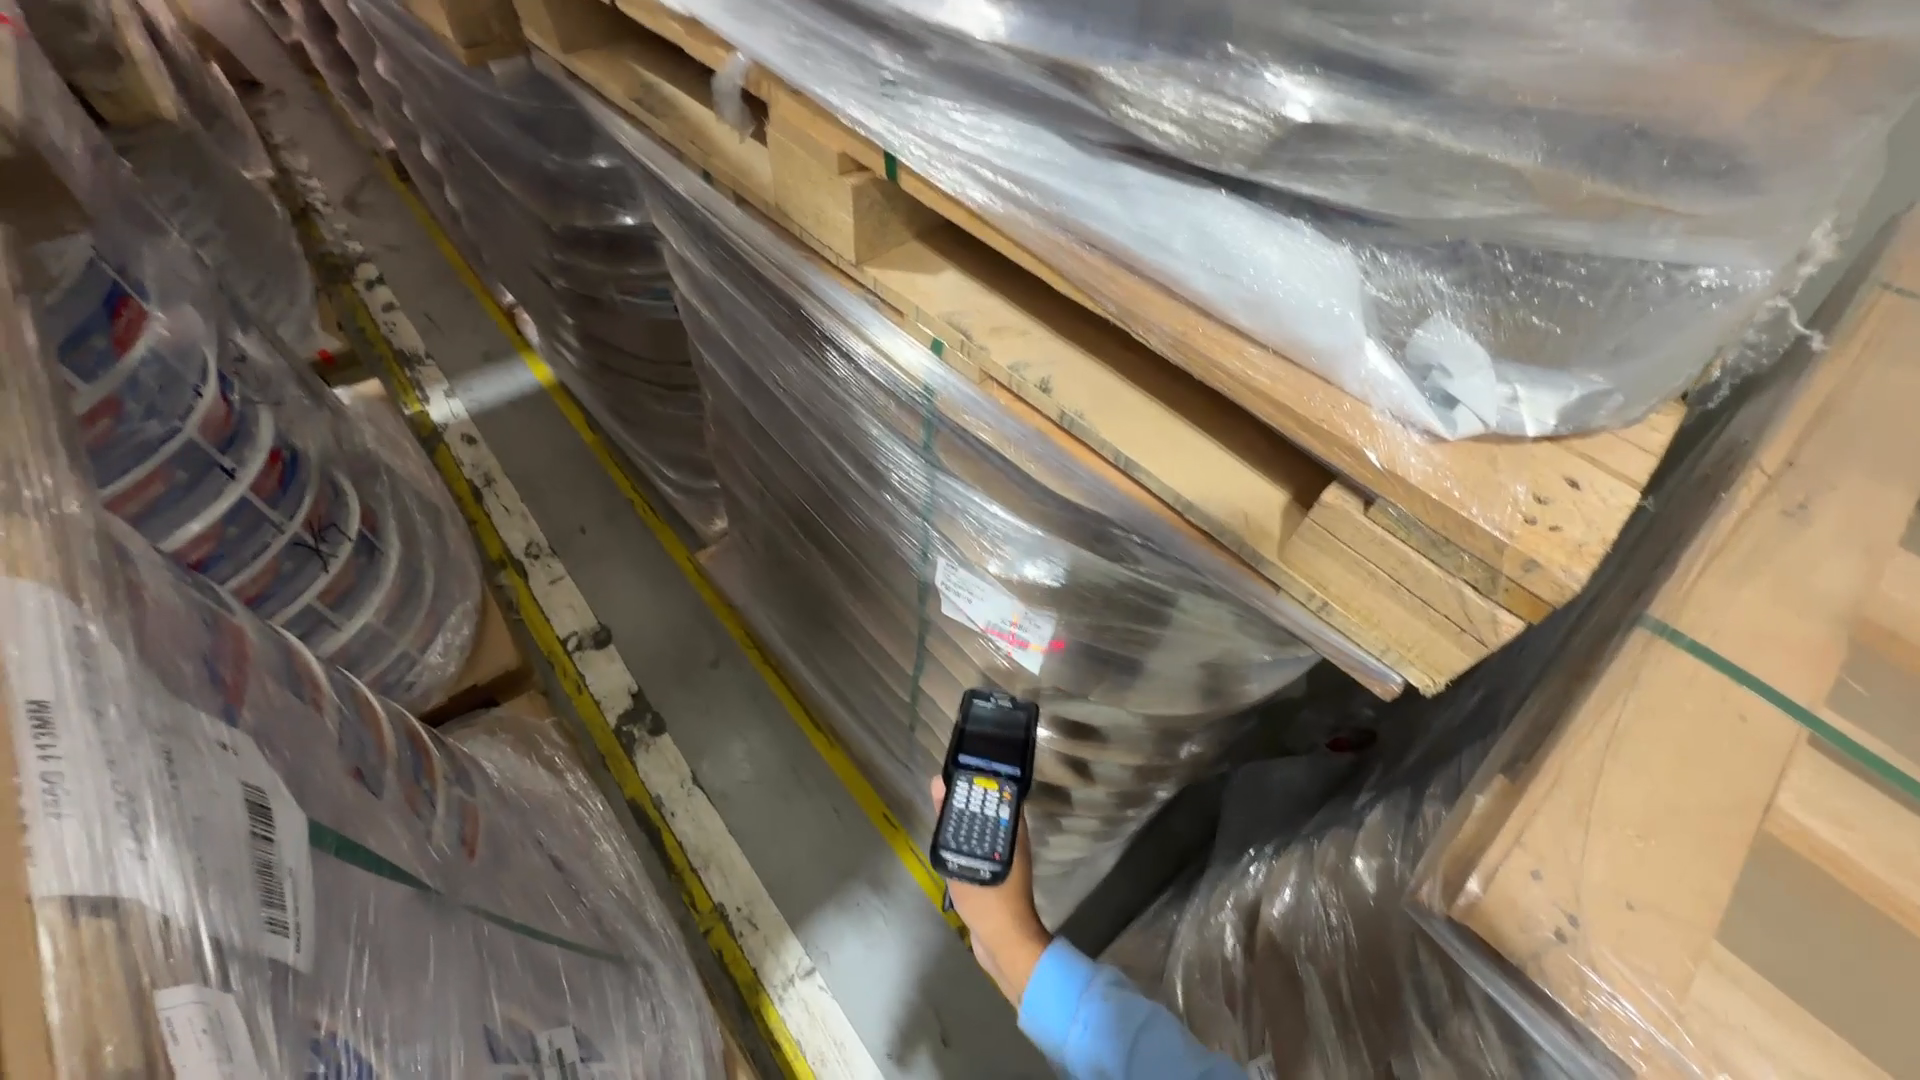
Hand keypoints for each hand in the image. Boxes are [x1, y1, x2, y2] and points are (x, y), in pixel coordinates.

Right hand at [931, 775, 1051, 1006]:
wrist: (1004, 944)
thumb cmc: (990, 899)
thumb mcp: (963, 857)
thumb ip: (950, 819)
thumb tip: (938, 782)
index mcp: (1013, 829)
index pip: (1000, 790)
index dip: (980, 777)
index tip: (956, 769)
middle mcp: (1013, 838)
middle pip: (990, 808)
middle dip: (968, 798)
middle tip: (941, 789)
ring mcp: (1006, 857)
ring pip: (984, 828)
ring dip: (964, 820)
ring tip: (939, 810)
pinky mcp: (997, 874)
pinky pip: (980, 847)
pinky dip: (964, 841)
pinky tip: (946, 841)